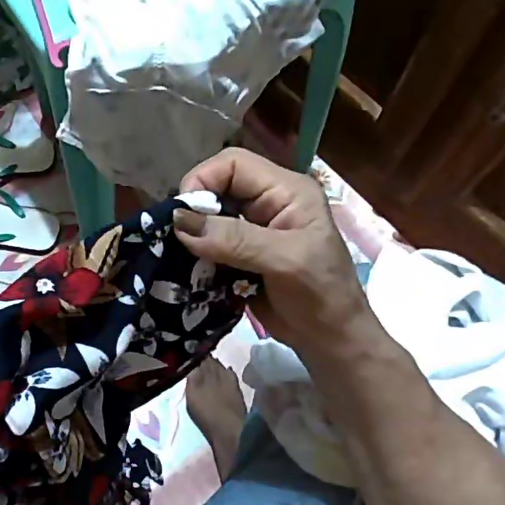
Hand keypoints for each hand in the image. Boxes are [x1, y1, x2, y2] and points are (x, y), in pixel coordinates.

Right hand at [173, 147, 374, 347]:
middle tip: (174, 241)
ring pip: (206, 219)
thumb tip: (179, 221)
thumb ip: (235, 239)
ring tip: (177, 259)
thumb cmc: (320, 294)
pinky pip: (206, 246)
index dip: (202, 181)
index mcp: (286, 191)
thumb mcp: (283, 260)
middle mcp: (266, 204)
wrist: (330, 339)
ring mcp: (251, 232)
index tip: (181, 216)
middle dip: (192, 212)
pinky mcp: (237, 257)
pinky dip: (192, 257)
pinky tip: (186, 272)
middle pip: (215, 189)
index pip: (233, 164)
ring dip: (189, 238)